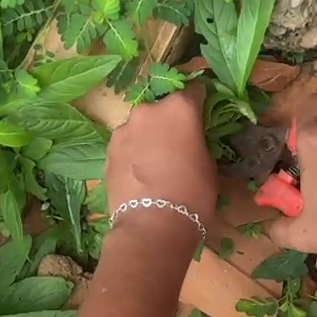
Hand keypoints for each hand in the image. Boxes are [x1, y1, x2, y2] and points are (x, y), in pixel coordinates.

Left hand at [103, 84, 215, 242]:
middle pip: (162, 109)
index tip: (202, 116)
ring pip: (141, 126)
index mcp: (179, 108)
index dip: (199, 104)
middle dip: (170, 122)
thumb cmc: (192, 194)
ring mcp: (124, 129)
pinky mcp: (108, 150)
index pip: (194, 92)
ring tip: (155, 164)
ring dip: (149, 137)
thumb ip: (198, 143)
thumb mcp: (208, 165)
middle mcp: (148, 110)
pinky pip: (126, 144)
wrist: (151, 224)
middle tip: (177, 145)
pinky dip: (133, 153)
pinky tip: (140, 174)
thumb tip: (191, 142)